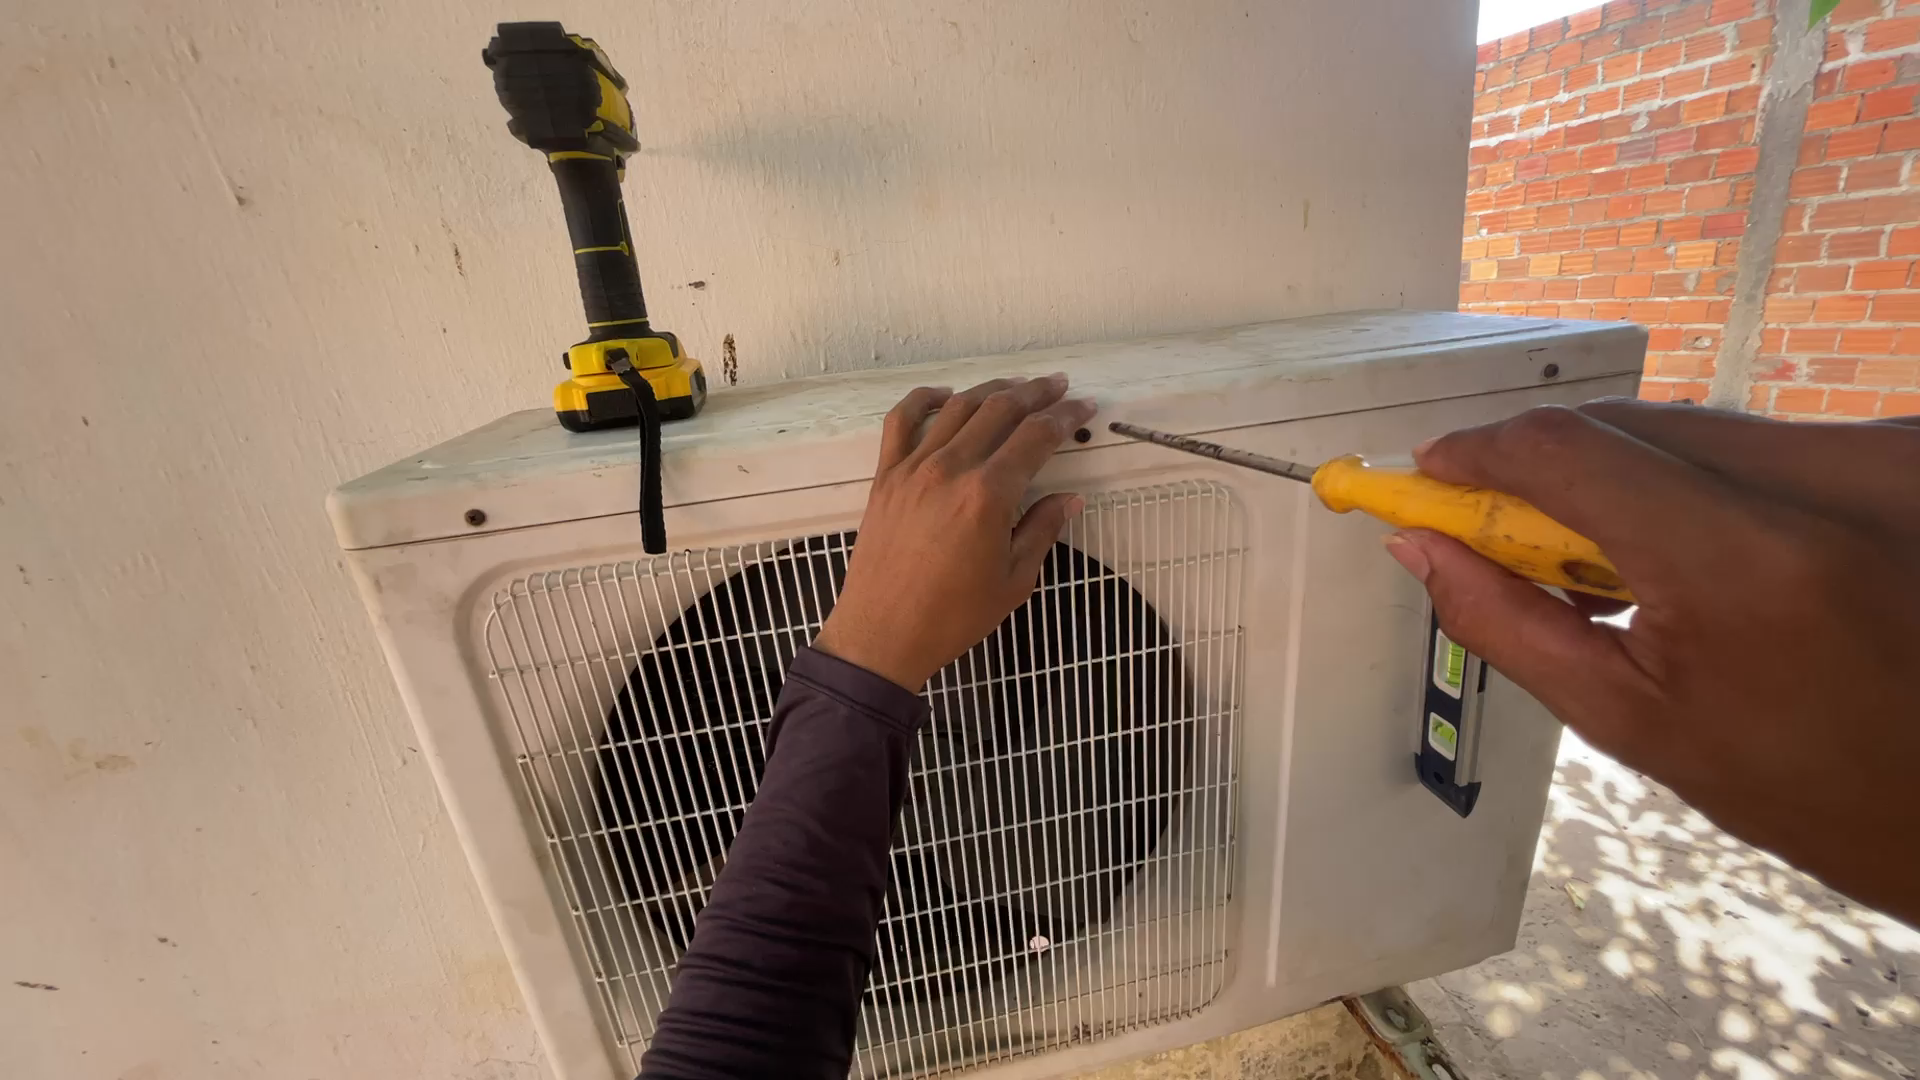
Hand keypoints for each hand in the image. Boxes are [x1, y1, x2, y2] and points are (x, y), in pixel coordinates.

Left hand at [814, 375, 1095, 690]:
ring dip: (991, 390)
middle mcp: (951, 469)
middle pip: (999, 410)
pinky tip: (945, 395)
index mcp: (988, 495)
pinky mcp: (886, 476)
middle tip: (1058, 385)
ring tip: (1016, 385)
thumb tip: (1070, 499)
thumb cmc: (954, 616)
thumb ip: (1041, 530)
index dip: (1065, 416)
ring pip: (956, 408)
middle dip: (1034, 392)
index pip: (1036, 437)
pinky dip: (923, 399)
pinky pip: (901, 421)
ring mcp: (913, 468)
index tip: (1083, 405)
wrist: (884, 634)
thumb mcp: (1013, 581)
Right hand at [1385, 400, 1919, 923]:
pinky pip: (1752, 440)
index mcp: (1748, 563)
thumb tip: (1415, 545)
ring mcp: (1899, 457)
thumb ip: (1499, 621)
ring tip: (1614, 560)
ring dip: (1612, 476)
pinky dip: (1686, 479)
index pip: (1566, 451)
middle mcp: (1840, 480)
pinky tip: (1694, 546)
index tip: (1429, 472)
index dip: (1478, 451)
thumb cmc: (1811, 786)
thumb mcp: (1624, 718)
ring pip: (1682, 428)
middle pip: (1619, 427)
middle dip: (1537, 470)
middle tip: (1505, 532)